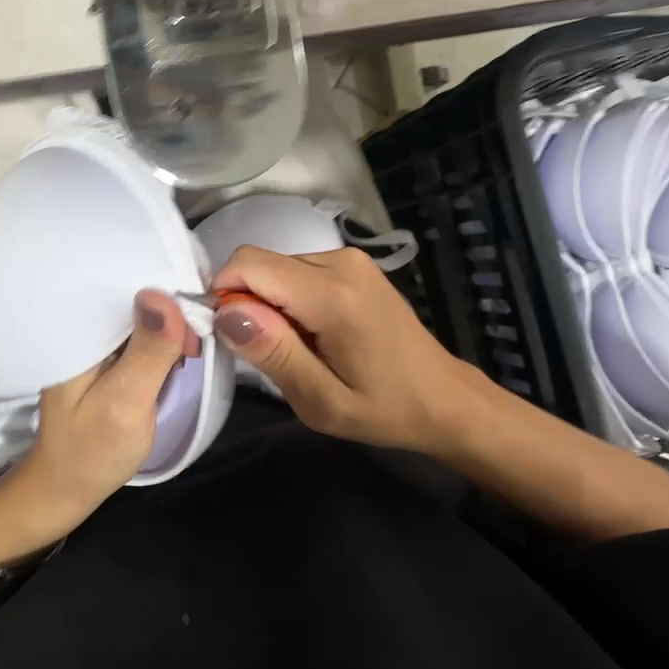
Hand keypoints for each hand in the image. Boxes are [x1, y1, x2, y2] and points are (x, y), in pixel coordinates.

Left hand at [20, 289, 193, 509]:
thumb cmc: (93, 450)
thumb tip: (163, 294)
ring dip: (172, 320)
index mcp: (75, 329)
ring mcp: (94, 340)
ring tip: (195, 341)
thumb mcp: (126, 402)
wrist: (68, 487)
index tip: (203, 300)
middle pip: (132, 292)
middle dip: (172, 301)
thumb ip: (147, 351)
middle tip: (203, 331)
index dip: (165, 279)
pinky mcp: (108, 354)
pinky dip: (163, 336)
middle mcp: (81, 325)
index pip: (121, 281)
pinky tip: (180, 347)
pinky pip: (140, 330)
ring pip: (141, 312)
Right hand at [210, 246, 494, 454]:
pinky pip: (296, 271)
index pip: (249, 264)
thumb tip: (225, 311)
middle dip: (246, 304)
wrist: (444, 399)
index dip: (224, 295)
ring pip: (275, 267)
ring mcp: (349, 260)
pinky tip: (310, 335)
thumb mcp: (321, 400)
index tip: (230, 339)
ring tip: (294, 349)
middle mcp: (340, 263)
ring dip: (268, 305)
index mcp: (333, 295)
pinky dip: (288, 300)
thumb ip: (273, 353)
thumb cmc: (385, 409)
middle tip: (264, 355)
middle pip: (260, 264)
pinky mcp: (352, 266)